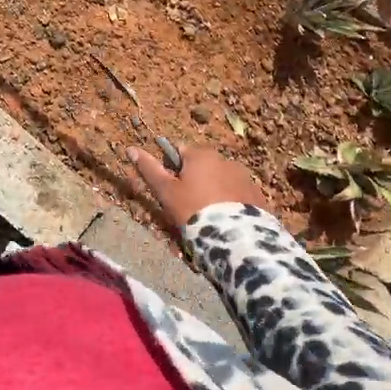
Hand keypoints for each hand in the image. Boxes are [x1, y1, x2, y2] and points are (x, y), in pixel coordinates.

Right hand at [128, 142, 268, 228]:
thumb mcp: (166, 190)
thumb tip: (130, 148)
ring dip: (214, 191)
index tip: (172, 188)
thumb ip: (149, 168)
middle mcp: (225, 160)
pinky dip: (231, 203)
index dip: (171, 168)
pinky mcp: (260, 198)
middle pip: (202, 165)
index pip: (179, 151)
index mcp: (201, 155)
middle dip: (195, 179)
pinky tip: (227, 220)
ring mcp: (246, 179)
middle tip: (188, 204)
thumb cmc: (195, 210)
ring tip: (210, 215)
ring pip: (221, 180)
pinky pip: (238, 195)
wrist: (239, 240)